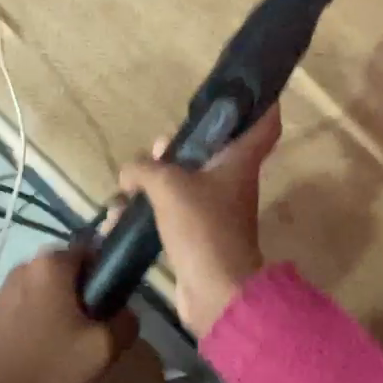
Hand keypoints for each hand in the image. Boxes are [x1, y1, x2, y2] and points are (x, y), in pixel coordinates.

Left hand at [0, 247, 137, 382]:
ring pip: (39, 296)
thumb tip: (126, 312)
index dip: (105, 277)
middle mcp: (21, 268)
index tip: (108, 308)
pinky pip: (16, 315)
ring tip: (58, 351)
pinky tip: (33, 359)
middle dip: (77, 298)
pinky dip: (28, 329)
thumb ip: (126, 321)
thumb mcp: (102, 350)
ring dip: (51, 314)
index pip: (91, 251)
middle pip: (64, 275)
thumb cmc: (46, 372)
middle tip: (86, 333)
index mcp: (50, 263)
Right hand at [117, 105, 281, 336]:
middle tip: (158, 147)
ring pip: (185, 182)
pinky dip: (146, 213)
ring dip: (155, 181)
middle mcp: (232, 180)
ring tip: (128, 185)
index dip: (261, 103)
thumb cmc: (203, 227)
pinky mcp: (197, 236)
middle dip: (181, 146)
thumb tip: (129, 172)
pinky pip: (170, 213)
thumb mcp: (169, 186)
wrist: (215, 292)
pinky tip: (117, 219)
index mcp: (240, 160)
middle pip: (212, 150)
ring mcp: (215, 209)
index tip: (244, 90)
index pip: (265, 123)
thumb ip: (145, 170)